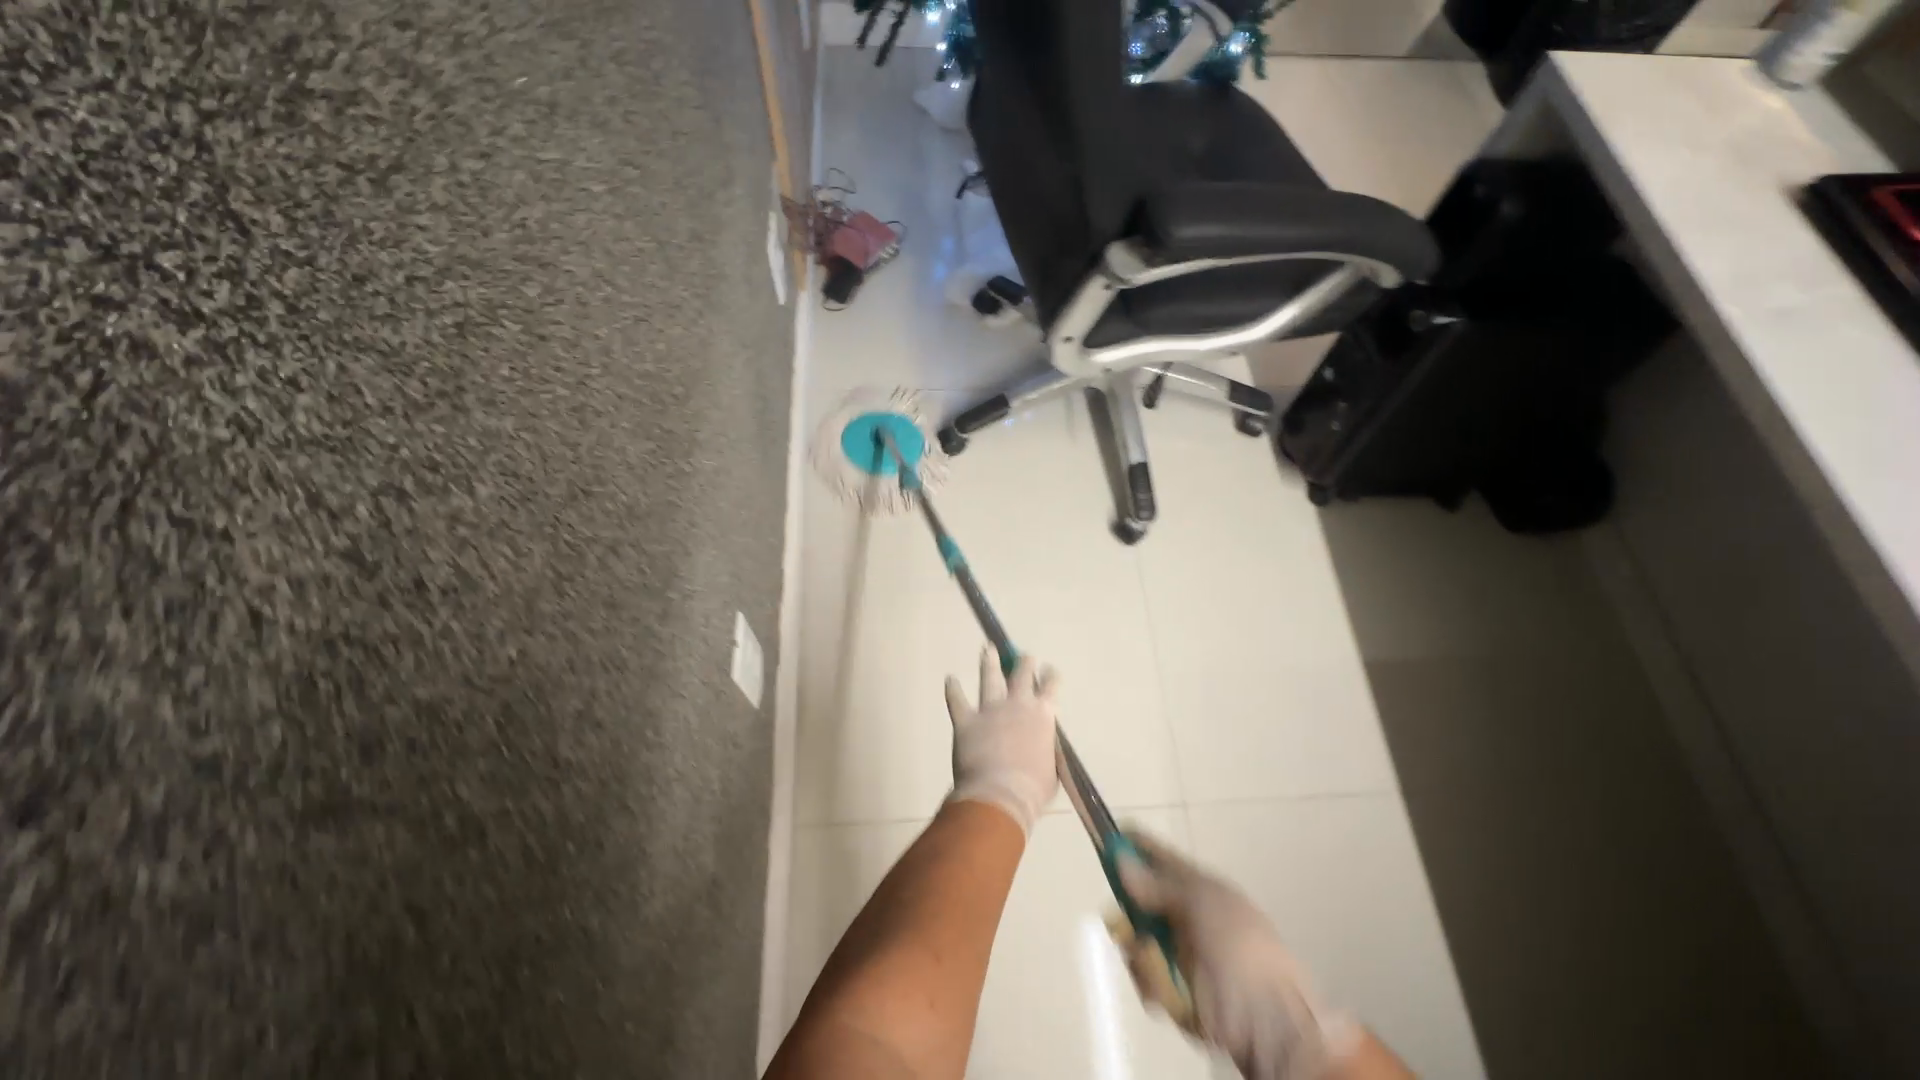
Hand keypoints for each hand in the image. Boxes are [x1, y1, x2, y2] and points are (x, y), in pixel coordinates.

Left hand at [943, 647, 1060, 835]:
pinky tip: (950, 679)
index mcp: (1043, 716)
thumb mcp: (1053, 771)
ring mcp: (990, 710)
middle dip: (1024, 663)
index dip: (1050, 677)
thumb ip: (1049, 754)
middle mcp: (1018, 705)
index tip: (1049, 670)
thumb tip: (1044, 751)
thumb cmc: (1033, 789)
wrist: (1000, 794)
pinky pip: (957, 700)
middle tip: (1024, 655)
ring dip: (989, 662)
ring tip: (988, 649)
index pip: (1050, 687)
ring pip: (990, 678)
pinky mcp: (966, 720)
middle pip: (1021, 675)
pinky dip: (952, 690)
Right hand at [1114, 831, 1358, 1079]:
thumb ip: (1159, 884)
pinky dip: (1151, 985)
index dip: (1135, 848)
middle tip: (1123, 924)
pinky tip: (1165, 993)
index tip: (1108, 839)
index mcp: (1199, 889)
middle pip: (1138, 903)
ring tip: (1155, 966)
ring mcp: (1179, 955)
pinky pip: (1146, 978)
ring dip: (1141, 955)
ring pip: (1136, 942)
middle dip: (1127, 914)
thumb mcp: (1202, 903)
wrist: (1268, 1018)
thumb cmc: (1240, 948)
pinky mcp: (1175, 991)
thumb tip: (1121, 859)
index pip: (1160, 859)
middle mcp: (1185, 918)